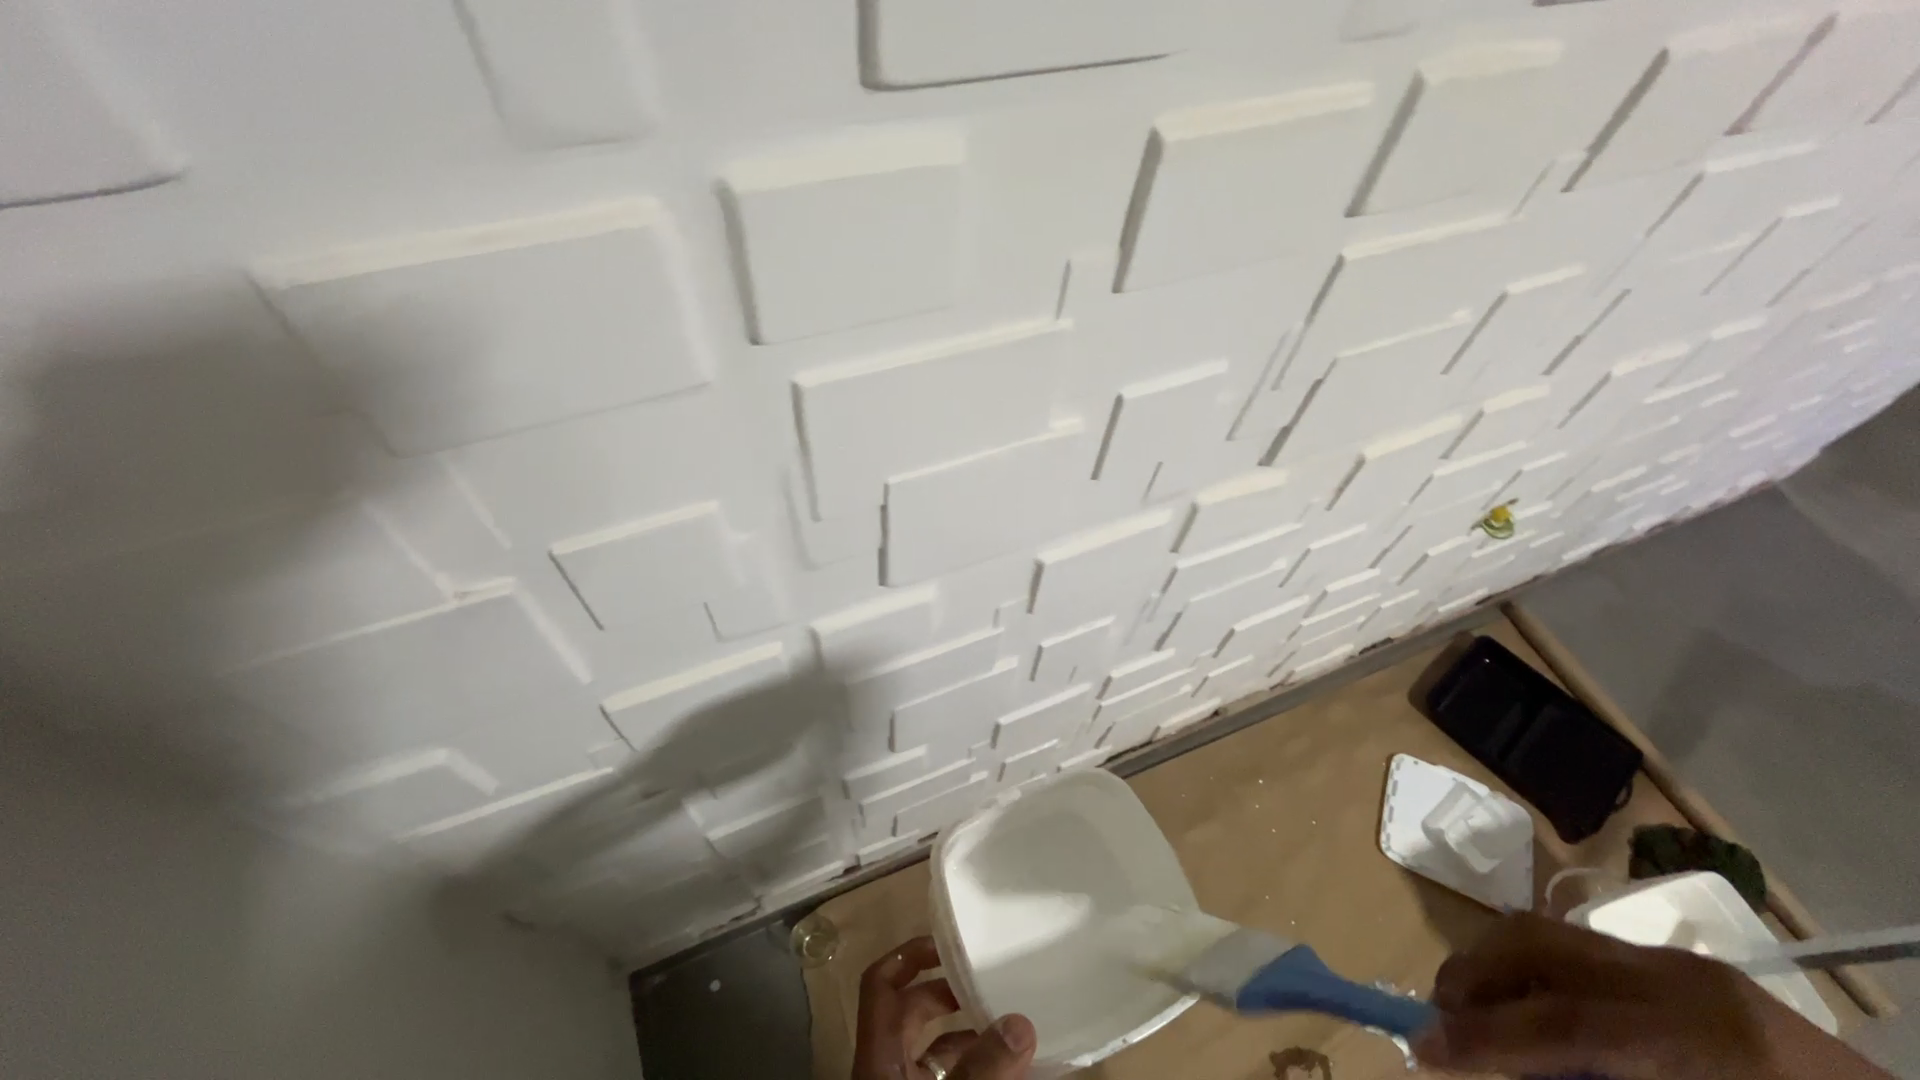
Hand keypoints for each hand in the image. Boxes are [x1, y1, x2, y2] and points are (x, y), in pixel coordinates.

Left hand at [852, 936, 1035, 1079]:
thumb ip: (982, 1066)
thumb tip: (1021, 1023)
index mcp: (878, 1051)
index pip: (881, 982)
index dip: (909, 956)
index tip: (948, 943)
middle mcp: (884, 1064)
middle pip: (909, 1009)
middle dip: (948, 991)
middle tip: (986, 980)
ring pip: (928, 1045)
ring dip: (963, 1031)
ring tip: (1004, 1022)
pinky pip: (941, 1074)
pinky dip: (968, 1063)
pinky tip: (1002, 1066)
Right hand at [1414, 912, 1891, 1079]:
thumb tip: (1498, 1066)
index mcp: (1698, 1042)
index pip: (1560, 1026)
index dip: (1481, 1038)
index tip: (1421, 1050)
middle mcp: (1683, 982)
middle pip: (1539, 943)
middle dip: (1471, 974)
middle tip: (1439, 1019)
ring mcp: (1684, 965)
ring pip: (1552, 933)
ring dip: (1497, 968)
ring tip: (1478, 1014)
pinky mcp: (1684, 966)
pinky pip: (1583, 952)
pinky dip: (1540, 976)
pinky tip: (1536, 1017)